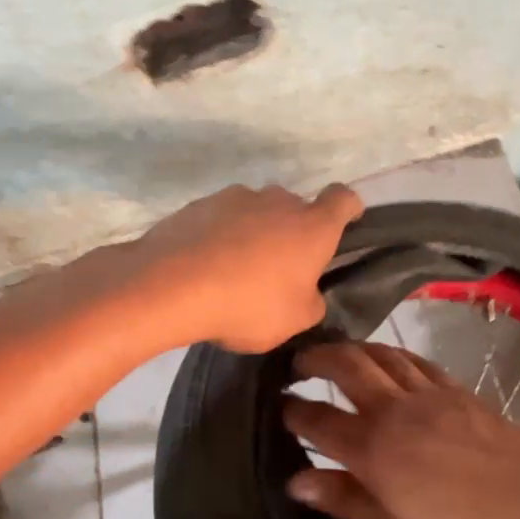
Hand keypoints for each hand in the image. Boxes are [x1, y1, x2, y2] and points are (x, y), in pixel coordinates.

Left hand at [130, 184, 362, 351]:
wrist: (171, 286)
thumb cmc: (250, 304)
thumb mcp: (296, 320)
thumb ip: (312, 302)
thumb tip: (307, 292)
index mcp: (312, 226)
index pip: (343, 199)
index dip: (348, 209)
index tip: (346, 223)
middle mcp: (278, 201)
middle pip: (295, 209)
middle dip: (292, 234)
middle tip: (280, 272)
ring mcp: (235, 198)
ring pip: (256, 214)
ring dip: (254, 235)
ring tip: (236, 273)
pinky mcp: (198, 205)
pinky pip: (220, 221)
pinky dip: (220, 238)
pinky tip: (206, 269)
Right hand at [282, 341, 519, 518]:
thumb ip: (348, 502)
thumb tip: (296, 480)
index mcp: (377, 451)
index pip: (319, 419)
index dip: (292, 411)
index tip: (275, 407)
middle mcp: (399, 411)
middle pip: (348, 365)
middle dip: (315, 358)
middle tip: (296, 363)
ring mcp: (434, 396)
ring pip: (384, 354)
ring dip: (353, 349)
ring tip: (335, 355)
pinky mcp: (463, 393)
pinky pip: (418, 361)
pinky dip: (393, 355)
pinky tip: (389, 364)